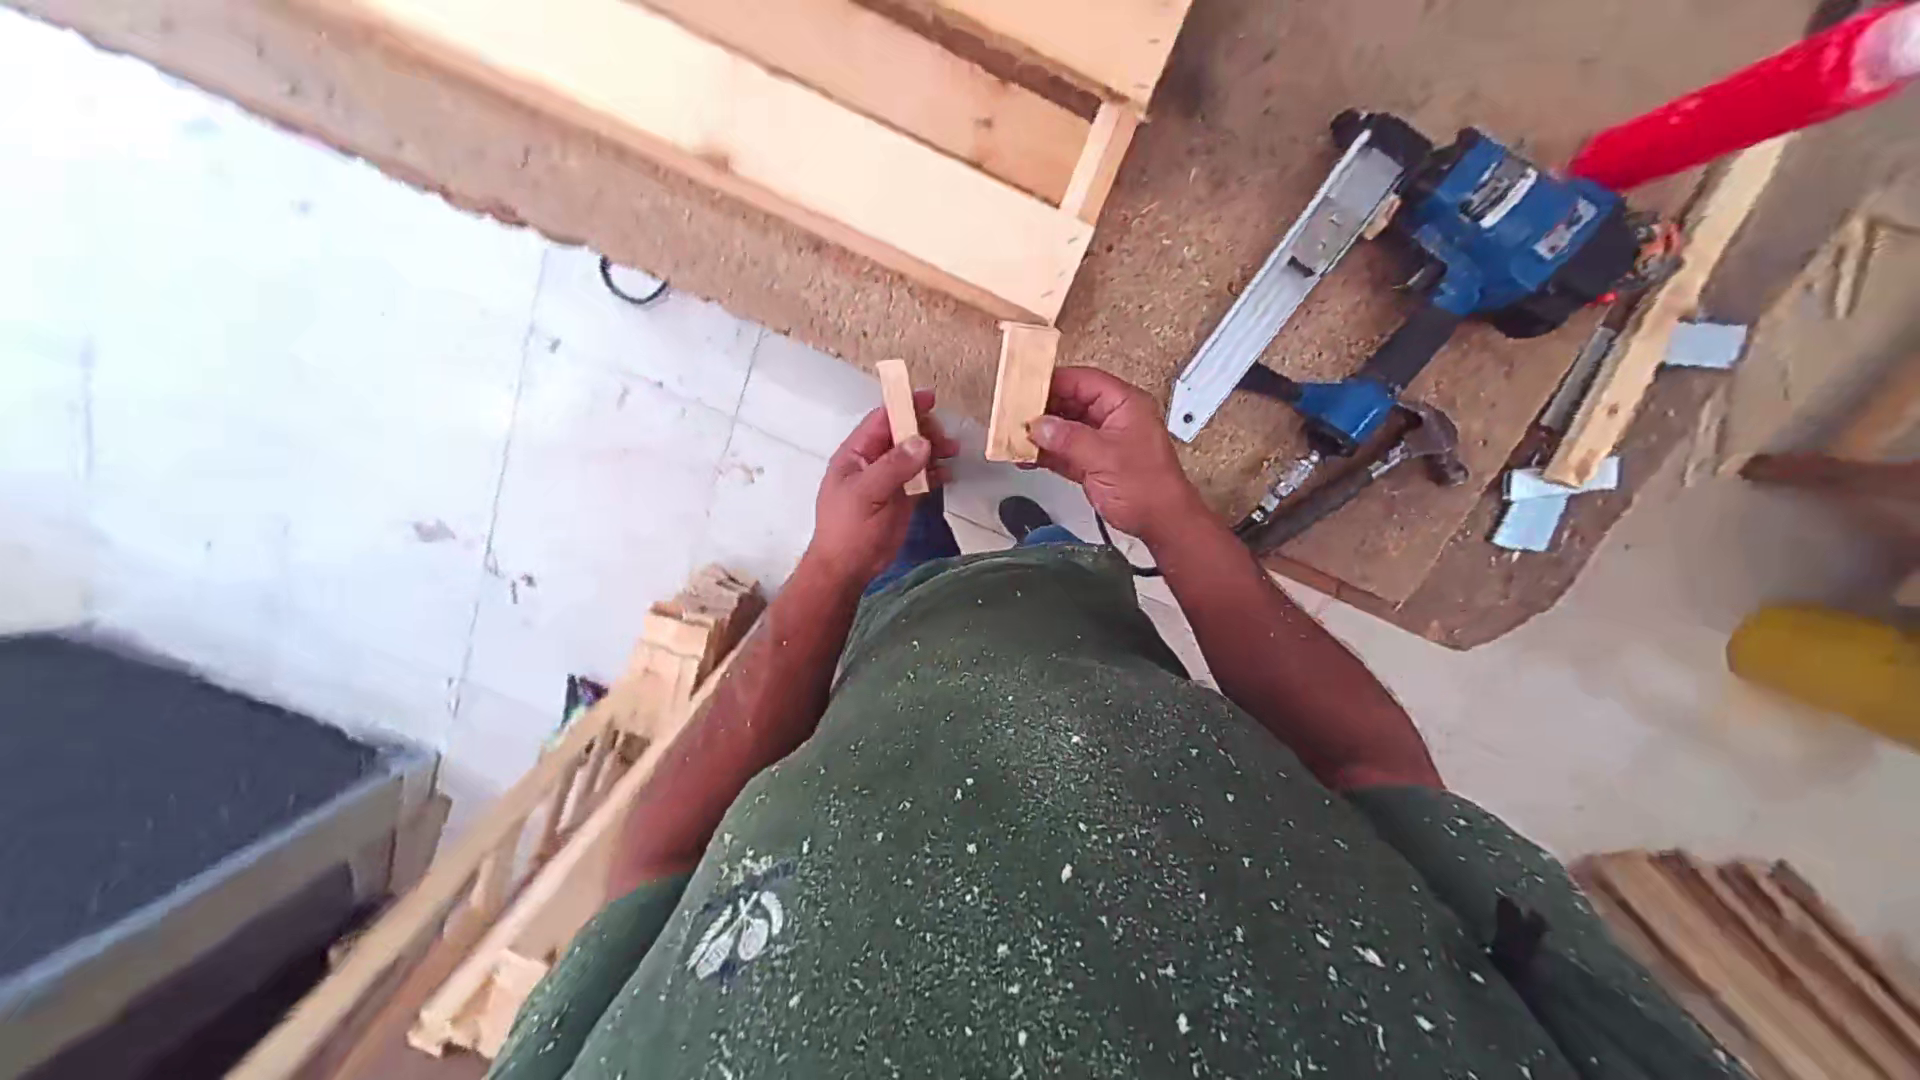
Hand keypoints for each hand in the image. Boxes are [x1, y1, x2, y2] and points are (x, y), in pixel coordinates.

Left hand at [804, 389, 957, 585]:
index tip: (930, 399)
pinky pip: (921, 478)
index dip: (904, 406)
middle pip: (902, 434)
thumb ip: (894, 466)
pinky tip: (948, 474)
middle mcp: (873, 462)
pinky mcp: (902, 498)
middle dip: (925, 430)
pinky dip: (935, 473)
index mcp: (856, 454)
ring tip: (953, 451)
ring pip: (914, 455)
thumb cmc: (848, 530)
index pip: (882, 420)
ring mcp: (888, 480)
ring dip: (934, 450)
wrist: (847, 569)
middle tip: (945, 439)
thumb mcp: (866, 494)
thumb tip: (922, 441)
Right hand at [1027, 367, 1203, 543]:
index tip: (1027, 387)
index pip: (1084, 381)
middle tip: (1015, 415)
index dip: (1055, 382)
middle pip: (1071, 403)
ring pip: (1065, 428)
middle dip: (1043, 410)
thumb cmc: (1149, 487)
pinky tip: (1027, 458)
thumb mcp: (1104, 456)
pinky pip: (1064, 451)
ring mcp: (1102, 441)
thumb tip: (1040, 426)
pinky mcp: (1093, 462)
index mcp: (1124, 405)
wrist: (1160, 522)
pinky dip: (1046, 454)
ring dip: (1041, 434)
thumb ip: (1069, 438)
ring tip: (1016, 437)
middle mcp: (1112, 418)